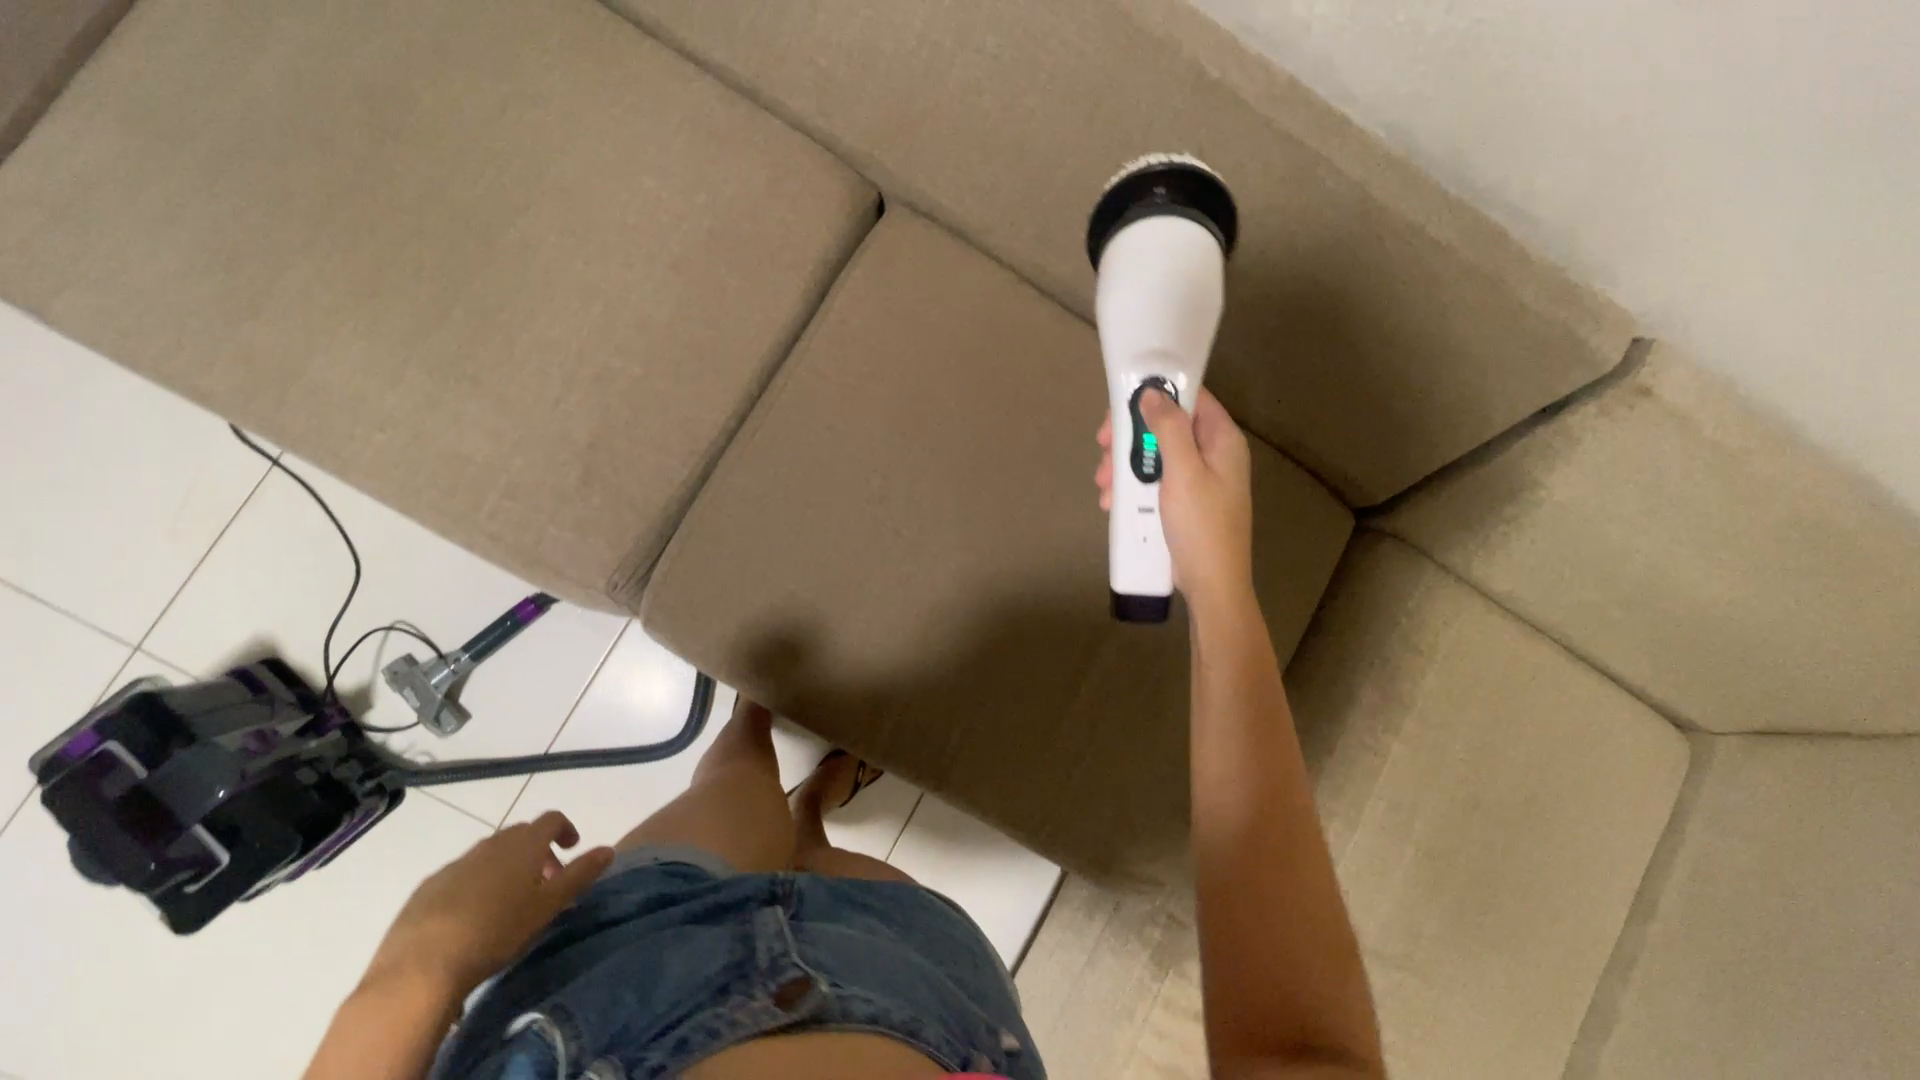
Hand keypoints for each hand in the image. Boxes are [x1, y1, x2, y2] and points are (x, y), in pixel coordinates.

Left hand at [364, 810, 613, 997]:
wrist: (421, 967)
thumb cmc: (497, 931)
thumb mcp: (549, 905)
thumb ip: (580, 874)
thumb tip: (608, 848)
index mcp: (522, 845)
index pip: (551, 819)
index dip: (566, 829)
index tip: (573, 849)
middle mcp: (488, 845)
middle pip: (520, 835)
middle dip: (537, 852)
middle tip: (545, 885)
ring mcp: (454, 865)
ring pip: (489, 856)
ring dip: (507, 869)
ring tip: (510, 905)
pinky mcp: (427, 888)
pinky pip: (461, 876)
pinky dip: (476, 886)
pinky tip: (473, 919)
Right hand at [1097, 388, 1254, 615]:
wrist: (1212, 585)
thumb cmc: (1201, 526)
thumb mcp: (1183, 472)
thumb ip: (1168, 428)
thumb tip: (1151, 392)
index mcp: (1221, 439)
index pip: (1190, 396)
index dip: (1154, 394)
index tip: (1119, 406)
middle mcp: (1211, 453)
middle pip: (1165, 426)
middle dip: (1129, 437)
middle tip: (1102, 448)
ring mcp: (1197, 478)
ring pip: (1154, 455)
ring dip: (1124, 465)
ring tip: (1103, 486)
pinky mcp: (1183, 501)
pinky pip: (1153, 481)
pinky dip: (1132, 487)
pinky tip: (1111, 502)